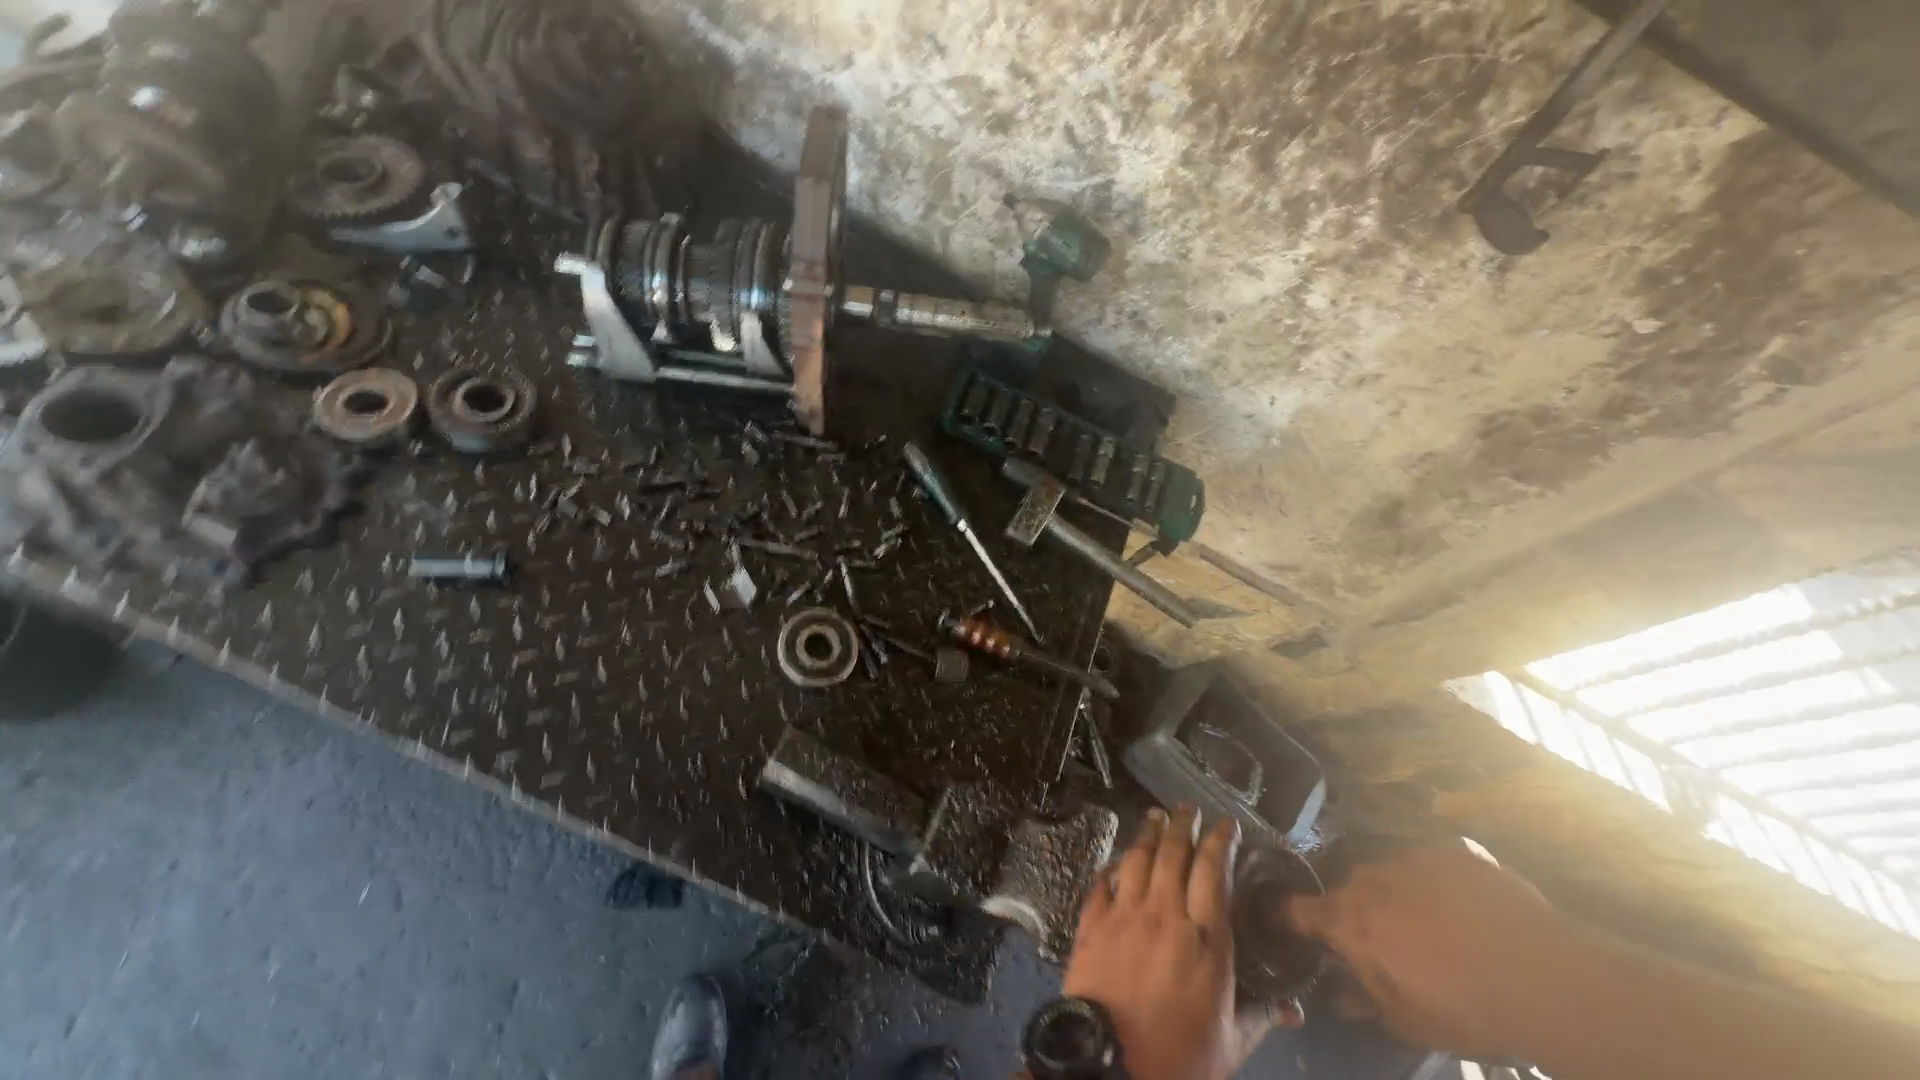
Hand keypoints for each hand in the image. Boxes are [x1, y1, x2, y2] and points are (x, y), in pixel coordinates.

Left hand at [1062, 804, 1253, 1079]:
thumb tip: (1294, 1011)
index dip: (1220, 841)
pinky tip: (1116, 858)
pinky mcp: (1091, 923)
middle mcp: (1165, 914)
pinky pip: (1101, 881)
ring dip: (1149, 833)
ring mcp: (1124, 914)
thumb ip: (1262, 1015)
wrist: (1110, 1064)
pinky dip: (1111, 865)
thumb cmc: (1180, 1055)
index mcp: (1205, 938)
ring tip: (1155, 816)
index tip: (1226, 823)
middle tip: (1188, 806)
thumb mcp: (1232, 1040)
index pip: (1214, 871)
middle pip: (1175, 854)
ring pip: (1138, 858)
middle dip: (1184, 825)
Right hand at [1287, 844, 1567, 1061]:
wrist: (1545, 977)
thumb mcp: (1407, 1022)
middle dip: (1362, 913)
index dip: (1292, 918)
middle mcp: (1370, 879)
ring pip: (1393, 874)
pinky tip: (1471, 907)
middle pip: (1351, 891)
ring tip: (1439, 925)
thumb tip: (1340, 995)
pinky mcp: (1453, 849)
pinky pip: (1435, 862)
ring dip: (1403, 895)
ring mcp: (1412, 858)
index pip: (1299, 911)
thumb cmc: (1466, 1009)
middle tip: (1391, 942)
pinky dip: (1443, 881)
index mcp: (1350, 922)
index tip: (1295, 927)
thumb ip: (1365, 1001)